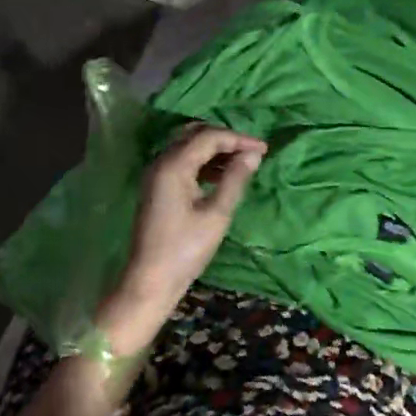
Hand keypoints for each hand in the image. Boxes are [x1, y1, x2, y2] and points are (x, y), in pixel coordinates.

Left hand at [95, 123, 266, 351]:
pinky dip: (203, 162)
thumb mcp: (216, 214)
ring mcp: (156, 174)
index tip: (264, 149)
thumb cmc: (185, 249)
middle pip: (195, 135)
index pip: (209, 137)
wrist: (150, 280)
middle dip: (225, 139)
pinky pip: (182, 162)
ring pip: (187, 147)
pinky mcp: (157, 186)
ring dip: (214, 150)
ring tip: (242, 163)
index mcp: (173, 165)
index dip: (238, 139)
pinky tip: (221, 176)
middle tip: (251, 151)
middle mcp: (161, 162)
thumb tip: (253, 154)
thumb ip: (235, 179)